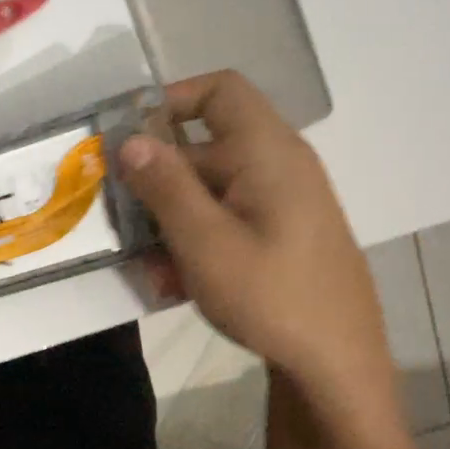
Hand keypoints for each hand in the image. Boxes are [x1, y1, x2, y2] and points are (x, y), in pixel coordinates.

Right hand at [120, 71, 393, 394]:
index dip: (170, 99)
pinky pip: (220, 217)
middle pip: (202, 145)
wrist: (334, 357)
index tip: (123, 137)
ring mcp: (277, 199)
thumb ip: (166, 188)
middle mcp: (275, 164)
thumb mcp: (205, 243)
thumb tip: (129, 140)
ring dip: (166, 218)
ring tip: (146, 265)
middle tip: (115, 218)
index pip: (219, 91)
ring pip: (205, 188)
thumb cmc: (271, 295)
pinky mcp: (274, 230)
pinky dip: (190, 239)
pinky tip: (172, 280)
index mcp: (267, 153)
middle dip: (154, 178)